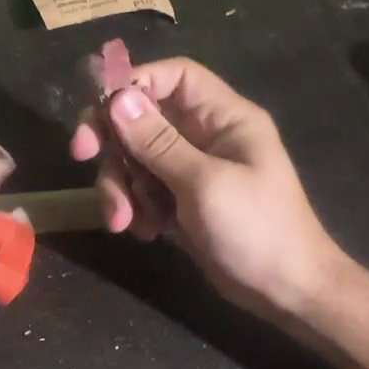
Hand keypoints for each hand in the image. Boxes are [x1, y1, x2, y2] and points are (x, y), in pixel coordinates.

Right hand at [70, 57, 342, 313]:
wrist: (285, 292)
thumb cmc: (257, 229)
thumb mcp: (203, 183)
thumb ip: (158, 142)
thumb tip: (118, 98)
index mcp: (223, 118)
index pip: (174, 76)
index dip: (135, 83)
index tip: (99, 109)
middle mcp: (204, 136)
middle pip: (142, 118)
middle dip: (112, 141)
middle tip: (83, 157)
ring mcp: (190, 169)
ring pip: (134, 158)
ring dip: (120, 185)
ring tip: (123, 220)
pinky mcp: (179, 200)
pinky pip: (142, 189)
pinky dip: (134, 207)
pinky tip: (145, 232)